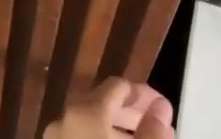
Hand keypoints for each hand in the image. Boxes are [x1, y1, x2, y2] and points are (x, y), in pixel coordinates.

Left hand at [43, 77, 175, 137]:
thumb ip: (152, 128)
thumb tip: (161, 106)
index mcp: (84, 110)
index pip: (118, 86)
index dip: (145, 95)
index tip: (165, 109)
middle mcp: (63, 118)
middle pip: (103, 104)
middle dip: (133, 113)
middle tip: (159, 126)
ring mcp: (55, 137)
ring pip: (91, 125)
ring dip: (118, 129)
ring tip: (144, 138)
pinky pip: (80, 137)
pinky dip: (99, 138)